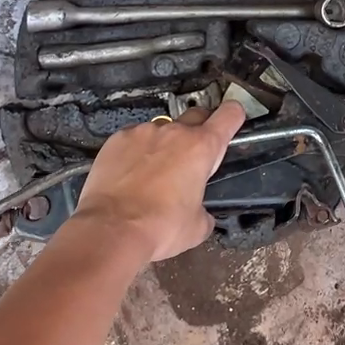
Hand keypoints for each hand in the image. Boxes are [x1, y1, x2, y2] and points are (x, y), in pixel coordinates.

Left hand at [71, 101, 245, 261]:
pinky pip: (134, 137)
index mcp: (202, 147)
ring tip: (153, 173)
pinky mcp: (118, 139)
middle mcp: (175, 132)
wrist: (111, 230)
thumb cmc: (159, 227)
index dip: (234, 116)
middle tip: (191, 156)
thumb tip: (200, 213)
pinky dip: (136, 151)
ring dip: (164, 144)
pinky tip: (130, 175)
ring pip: (162, 129)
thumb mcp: (196, 227)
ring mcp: (144, 132)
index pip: (229, 115)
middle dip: (198, 131)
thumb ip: (204, 210)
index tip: (232, 120)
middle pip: (196, 115)